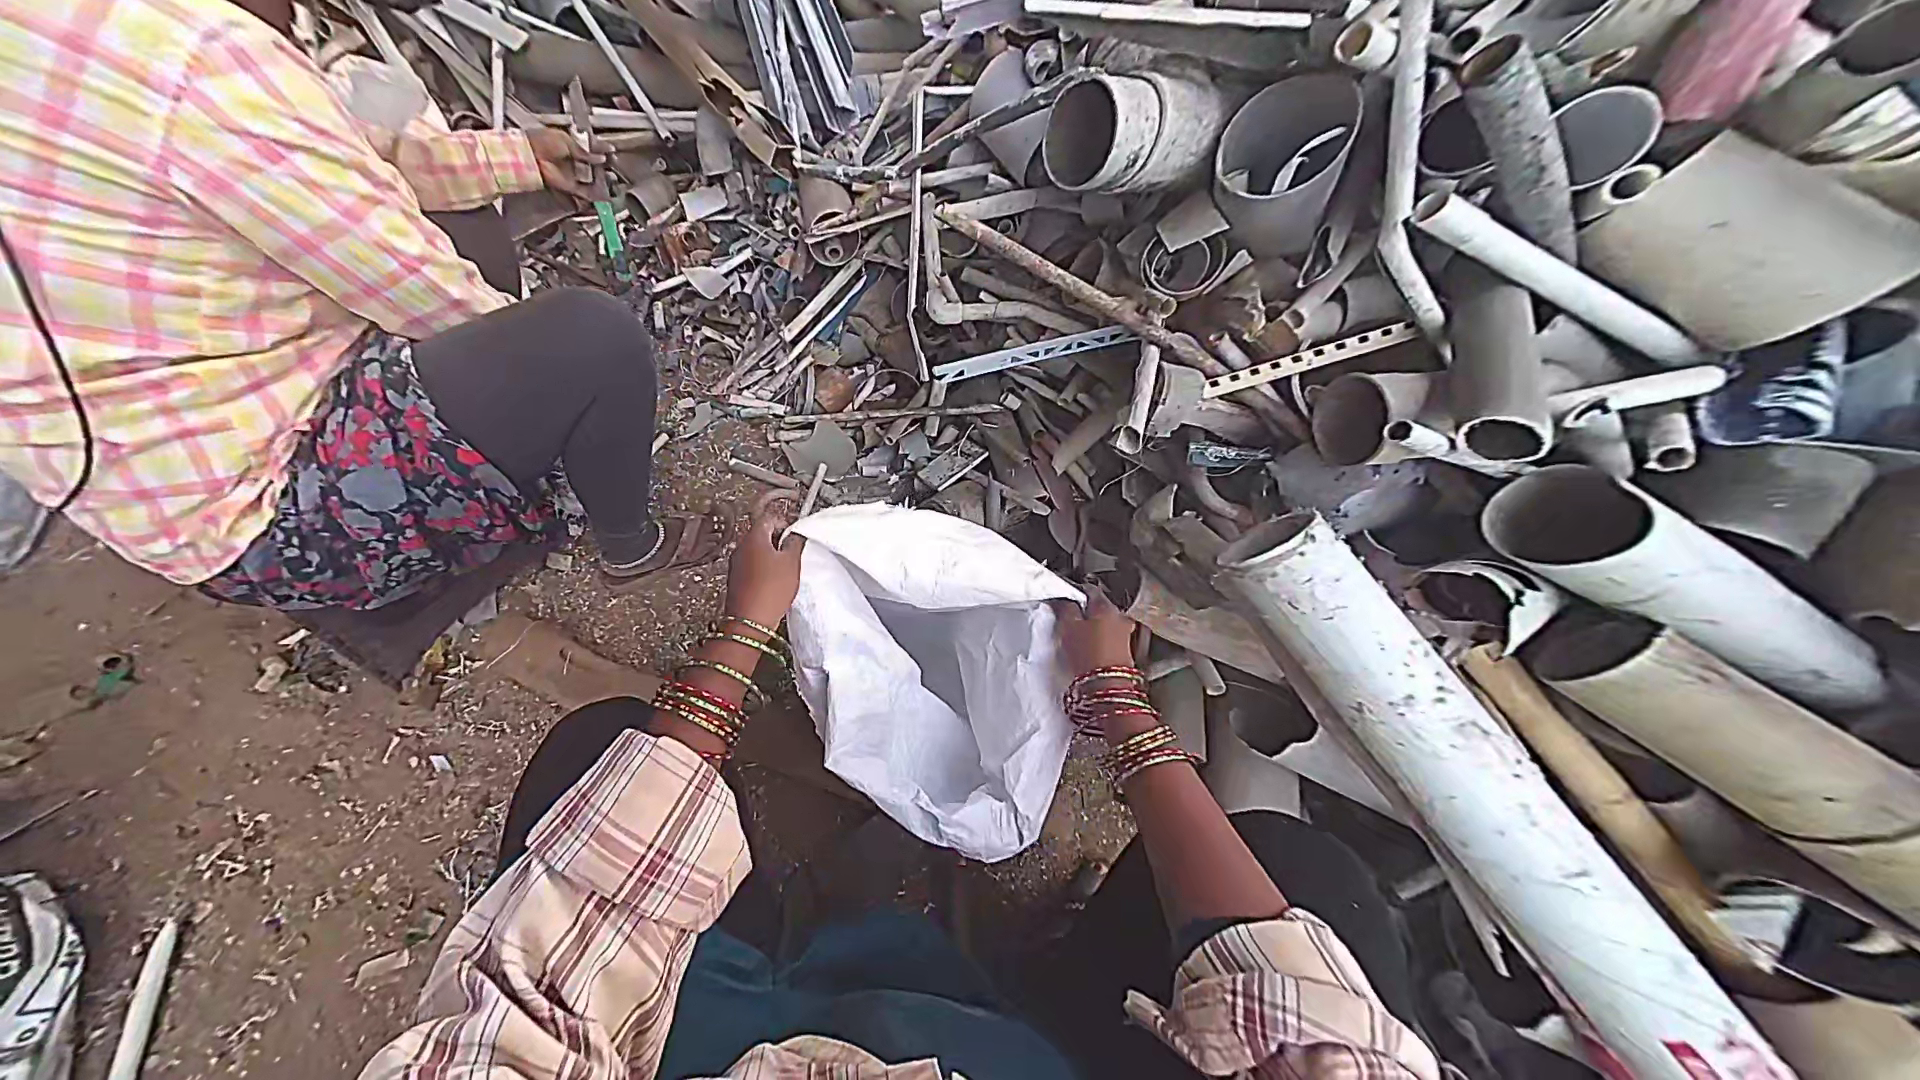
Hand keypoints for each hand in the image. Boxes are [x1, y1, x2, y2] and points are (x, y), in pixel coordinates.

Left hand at [523, 126, 604, 199]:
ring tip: (612, 179)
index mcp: (570, 145)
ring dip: (603, 181)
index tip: (611, 151)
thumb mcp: (566, 140)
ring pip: (593, 179)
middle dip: (604, 165)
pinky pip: (587, 193)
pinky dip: (596, 196)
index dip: (601, 150)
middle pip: (593, 165)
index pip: (590, 149)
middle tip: (613, 165)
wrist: (531, 156)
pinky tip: (606, 195)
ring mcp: (573, 175)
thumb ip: (585, 150)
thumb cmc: (542, 142)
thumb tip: (601, 157)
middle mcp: (572, 161)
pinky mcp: (571, 188)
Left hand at [725, 492, 805, 627]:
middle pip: (761, 535)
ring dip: (770, 556)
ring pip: (756, 551)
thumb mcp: (792, 562)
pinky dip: (763, 569)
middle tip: (793, 551)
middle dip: (778, 541)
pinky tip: (774, 581)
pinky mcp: (736, 579)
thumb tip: (795, 534)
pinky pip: (751, 566)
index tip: (796, 533)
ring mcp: (736, 564)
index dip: (785, 523)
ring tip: (785, 568)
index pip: (769, 519)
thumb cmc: (771, 588)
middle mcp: (740, 547)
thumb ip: (795, 542)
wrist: (751, 619)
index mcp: (754, 537)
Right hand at [1056, 587, 1137, 675]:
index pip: (1090, 590)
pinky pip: (1108, 640)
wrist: (1106, 686)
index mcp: (1106, 606)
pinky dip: (1098, 642)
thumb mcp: (1067, 626)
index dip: (1075, 592)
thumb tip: (1066, 600)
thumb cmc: (1087, 653)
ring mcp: (1125, 635)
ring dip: (1092, 628)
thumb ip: (1066, 608)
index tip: (1065, 599)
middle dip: (1085, 612)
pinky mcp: (1125, 653)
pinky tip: (1088, 650)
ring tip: (1076, 639)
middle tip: (1068, 620)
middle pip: (1099, 608)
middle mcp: (1120, 617)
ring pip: (1104, 624)